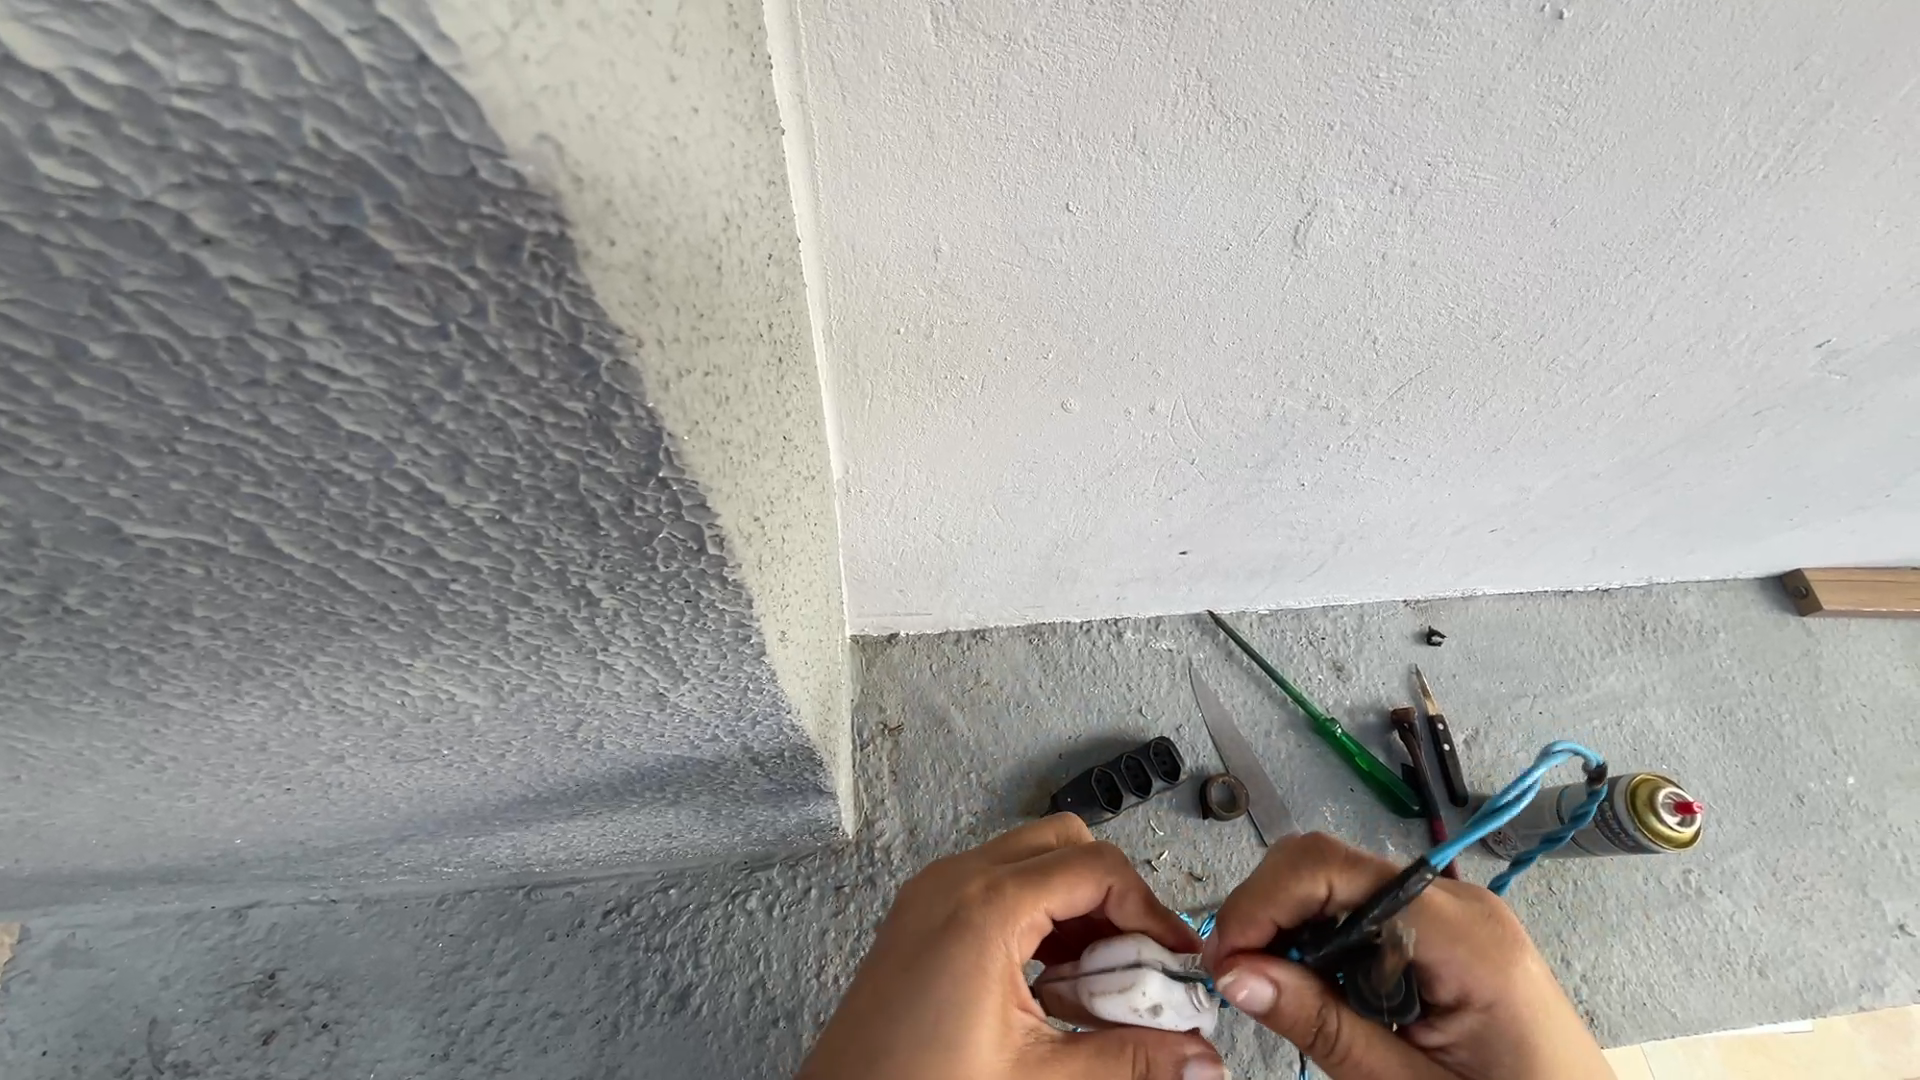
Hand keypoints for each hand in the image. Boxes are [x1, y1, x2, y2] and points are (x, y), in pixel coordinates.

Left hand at [799, 814, 1228, 1079]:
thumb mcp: (1037, 1079)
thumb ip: (1128, 1060)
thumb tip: (1200, 1059)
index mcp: (985, 904)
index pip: (1095, 867)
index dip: (1149, 909)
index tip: (1177, 959)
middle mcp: (957, 877)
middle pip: (1064, 845)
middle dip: (1114, 895)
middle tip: (1140, 962)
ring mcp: (934, 889)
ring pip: (1031, 859)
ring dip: (1077, 904)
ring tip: (1099, 979)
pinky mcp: (923, 910)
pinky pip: (997, 883)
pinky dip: (1038, 913)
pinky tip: (1051, 978)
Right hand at [1204, 833, 1611, 1079]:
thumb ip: (1321, 1025)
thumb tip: (1231, 972)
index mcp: (1463, 936)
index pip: (1332, 869)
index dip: (1263, 900)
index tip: (1224, 959)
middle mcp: (1454, 900)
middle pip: (1326, 862)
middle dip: (1266, 908)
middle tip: (1237, 975)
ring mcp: (1449, 909)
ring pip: (1332, 878)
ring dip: (1286, 923)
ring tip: (1269, 983)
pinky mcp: (1441, 926)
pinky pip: (1356, 905)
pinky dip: (1316, 934)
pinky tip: (1311, 981)